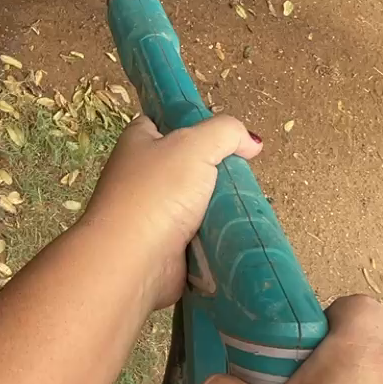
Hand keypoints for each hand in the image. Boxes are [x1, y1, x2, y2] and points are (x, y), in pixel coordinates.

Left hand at [75, 114, 260, 310]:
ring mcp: (154, 210)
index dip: (196, 125)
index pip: (168, 122)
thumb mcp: (193, 146)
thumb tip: (250, 141)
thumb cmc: (156, 193)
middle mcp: (142, 174)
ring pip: (201, 202)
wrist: (132, 260)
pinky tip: (237, 234)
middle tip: (244, 179)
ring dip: (223, 208)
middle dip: (219, 173)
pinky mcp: (167, 243)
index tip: (228, 138)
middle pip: (191, 165)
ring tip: (247, 209)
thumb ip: (224, 132)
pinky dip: (219, 235)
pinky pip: (202, 234)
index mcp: (138, 141)